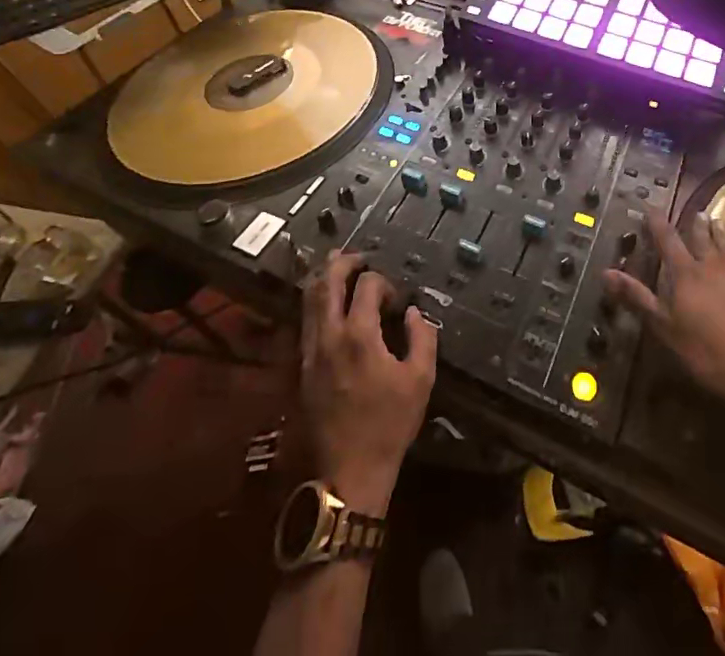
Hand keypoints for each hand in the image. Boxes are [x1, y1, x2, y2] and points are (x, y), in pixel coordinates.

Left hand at [299, 253, 436, 514]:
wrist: (351, 467)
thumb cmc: (390, 424)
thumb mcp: (421, 381)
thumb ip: (422, 338)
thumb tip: (414, 311)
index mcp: (359, 335)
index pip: (366, 287)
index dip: (383, 282)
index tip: (396, 298)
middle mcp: (328, 333)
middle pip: (327, 281)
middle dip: (343, 262)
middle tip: (358, 257)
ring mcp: (310, 347)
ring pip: (309, 298)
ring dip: (324, 278)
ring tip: (339, 269)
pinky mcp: (302, 363)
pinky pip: (305, 319)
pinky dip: (316, 301)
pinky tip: (328, 303)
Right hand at [604, 213, 724, 440]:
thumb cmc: (710, 350)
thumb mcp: (666, 327)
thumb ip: (637, 298)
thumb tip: (605, 272)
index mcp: (686, 274)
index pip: (668, 241)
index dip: (658, 224)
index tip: (651, 208)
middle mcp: (713, 268)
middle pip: (702, 239)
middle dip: (695, 225)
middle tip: (693, 211)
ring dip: (719, 234)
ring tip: (716, 221)